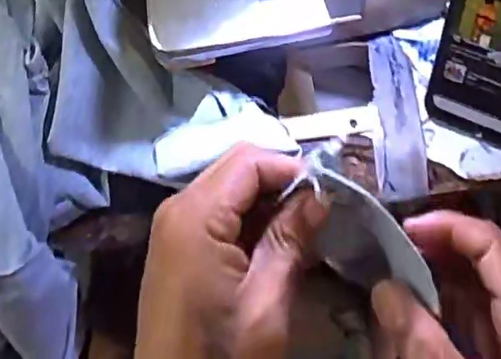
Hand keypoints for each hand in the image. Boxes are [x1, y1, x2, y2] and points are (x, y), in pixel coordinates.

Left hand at [136, 144, 329, 358]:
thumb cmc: (221, 358)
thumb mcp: (265, 305)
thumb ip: (289, 241)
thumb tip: (319, 197)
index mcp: (195, 213)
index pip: (248, 161)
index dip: (290, 168)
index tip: (326, 191)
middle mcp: (179, 205)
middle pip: (236, 167)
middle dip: (279, 180)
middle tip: (318, 208)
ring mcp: (174, 224)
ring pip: (228, 186)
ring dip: (266, 199)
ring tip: (305, 225)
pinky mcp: (177, 243)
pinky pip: (217, 210)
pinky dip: (248, 217)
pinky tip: (277, 240)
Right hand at [370, 211, 500, 358]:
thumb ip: (425, 343)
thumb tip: (383, 288)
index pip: (489, 243)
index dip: (445, 225)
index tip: (401, 230)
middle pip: (480, 271)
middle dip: (430, 259)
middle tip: (386, 260)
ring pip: (476, 306)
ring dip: (432, 295)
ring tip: (391, 295)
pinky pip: (478, 337)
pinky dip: (444, 328)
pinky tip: (414, 333)